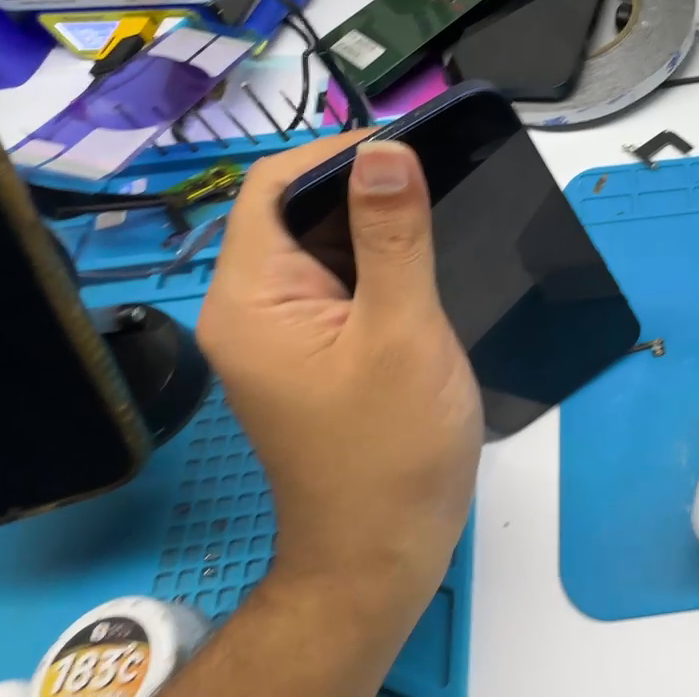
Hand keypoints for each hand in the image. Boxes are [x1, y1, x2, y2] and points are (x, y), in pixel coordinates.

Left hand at [198, 136, 481, 612]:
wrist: (384, 551)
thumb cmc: (392, 445)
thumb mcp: (401, 331)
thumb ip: (394, 236)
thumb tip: (388, 149)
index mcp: (253, 296)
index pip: (274, 186)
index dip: (340, 153)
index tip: (415, 147)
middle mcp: (254, 306)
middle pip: (298, 212)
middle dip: (366, 186)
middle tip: (443, 178)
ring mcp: (286, 331)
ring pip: (326, 246)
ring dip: (379, 223)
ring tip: (445, 212)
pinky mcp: (318, 349)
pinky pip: (343, 282)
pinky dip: (383, 261)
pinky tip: (430, 259)